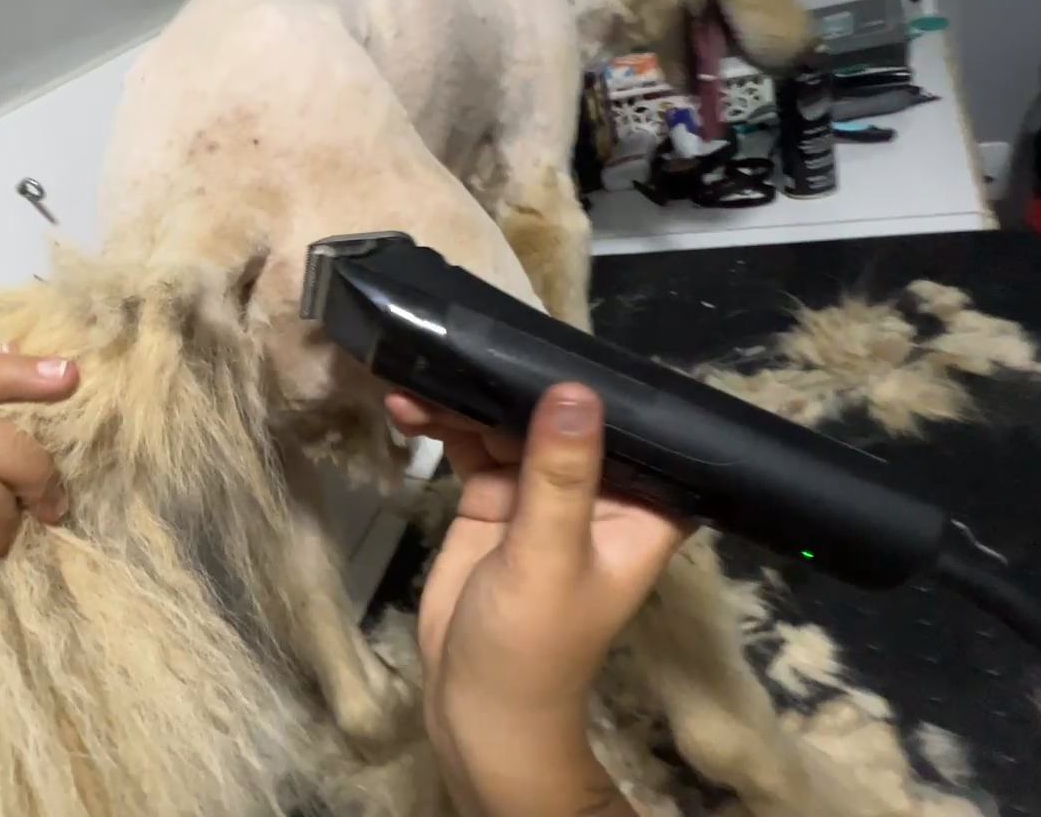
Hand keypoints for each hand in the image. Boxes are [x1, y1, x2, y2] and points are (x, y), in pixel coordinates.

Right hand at [386, 384, 686, 808]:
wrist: (473, 703)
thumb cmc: (532, 643)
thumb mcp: (547, 557)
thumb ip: (559, 475)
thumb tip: (574, 391)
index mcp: (634, 505)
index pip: (628, 426)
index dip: (593, 381)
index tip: (544, 336)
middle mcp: (589, 489)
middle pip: (551, 416)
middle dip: (502, 385)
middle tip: (451, 354)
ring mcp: (533, 492)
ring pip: (501, 425)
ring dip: (459, 402)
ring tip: (414, 381)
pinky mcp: (488, 498)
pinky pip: (466, 445)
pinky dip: (437, 425)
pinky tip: (405, 408)